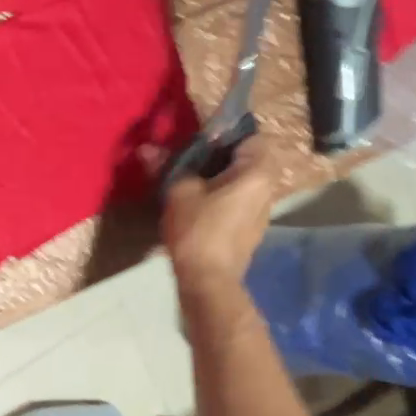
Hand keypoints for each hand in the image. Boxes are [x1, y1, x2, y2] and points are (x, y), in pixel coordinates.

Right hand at [158, 136, 278, 297]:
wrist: (208, 281)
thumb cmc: (197, 231)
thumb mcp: (178, 193)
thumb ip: (167, 166)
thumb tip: (146, 149)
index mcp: (257, 171)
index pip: (249, 136)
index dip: (223, 135)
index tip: (197, 142)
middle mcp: (269, 188)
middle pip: (246, 161)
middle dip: (219, 159)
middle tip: (190, 163)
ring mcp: (263, 212)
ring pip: (242, 184)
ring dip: (220, 181)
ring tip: (192, 187)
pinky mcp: (252, 231)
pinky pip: (238, 204)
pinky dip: (222, 200)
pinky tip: (199, 211)